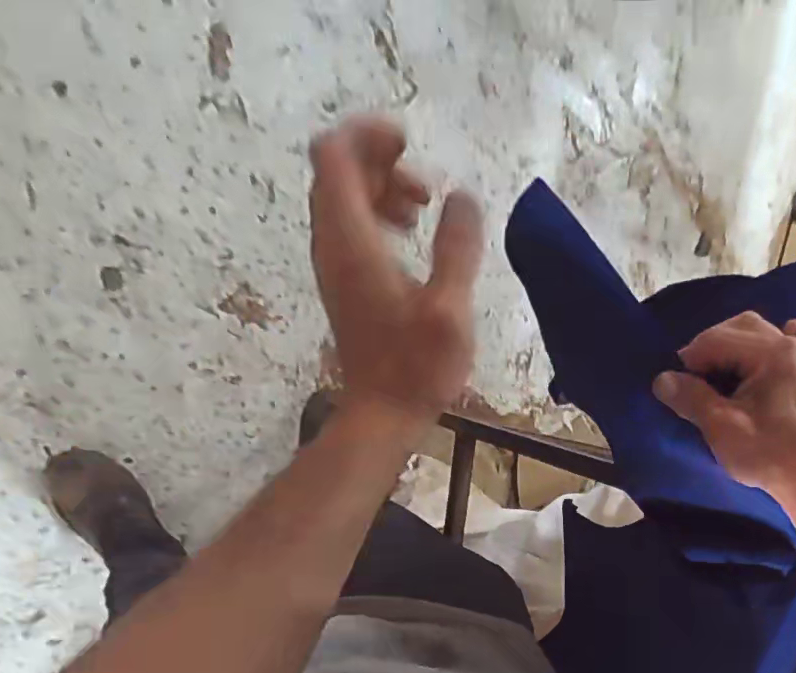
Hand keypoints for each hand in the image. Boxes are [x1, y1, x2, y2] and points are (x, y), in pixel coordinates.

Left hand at [308, 116, 482, 426]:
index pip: (336, 154)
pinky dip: (375, 216)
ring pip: (342, 199)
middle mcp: (332, 245)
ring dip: (380, 189)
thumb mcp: (450, 308)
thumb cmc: (417, 367)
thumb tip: (463, 198)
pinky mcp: (342, 284)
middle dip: (379, 161)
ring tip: (422, 211)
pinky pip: (348, 227)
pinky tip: (409, 239)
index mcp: (353, 241)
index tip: (409, 144)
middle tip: (425, 187)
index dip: (367, 134)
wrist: (382, 414)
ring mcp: (333, 265)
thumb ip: (457, 248)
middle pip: (337, 171)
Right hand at [652, 312, 795, 508]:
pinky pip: (791, 337)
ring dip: (730, 346)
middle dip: (708, 350)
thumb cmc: (765, 455)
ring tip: (717, 378)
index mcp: (772, 353)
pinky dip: (769, 342)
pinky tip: (761, 356)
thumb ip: (690, 398)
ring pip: (756, 330)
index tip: (680, 392)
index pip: (716, 339)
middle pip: (736, 327)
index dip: (690, 363)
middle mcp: (790, 344)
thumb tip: (662, 379)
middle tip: (694, 384)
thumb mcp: (721, 428)